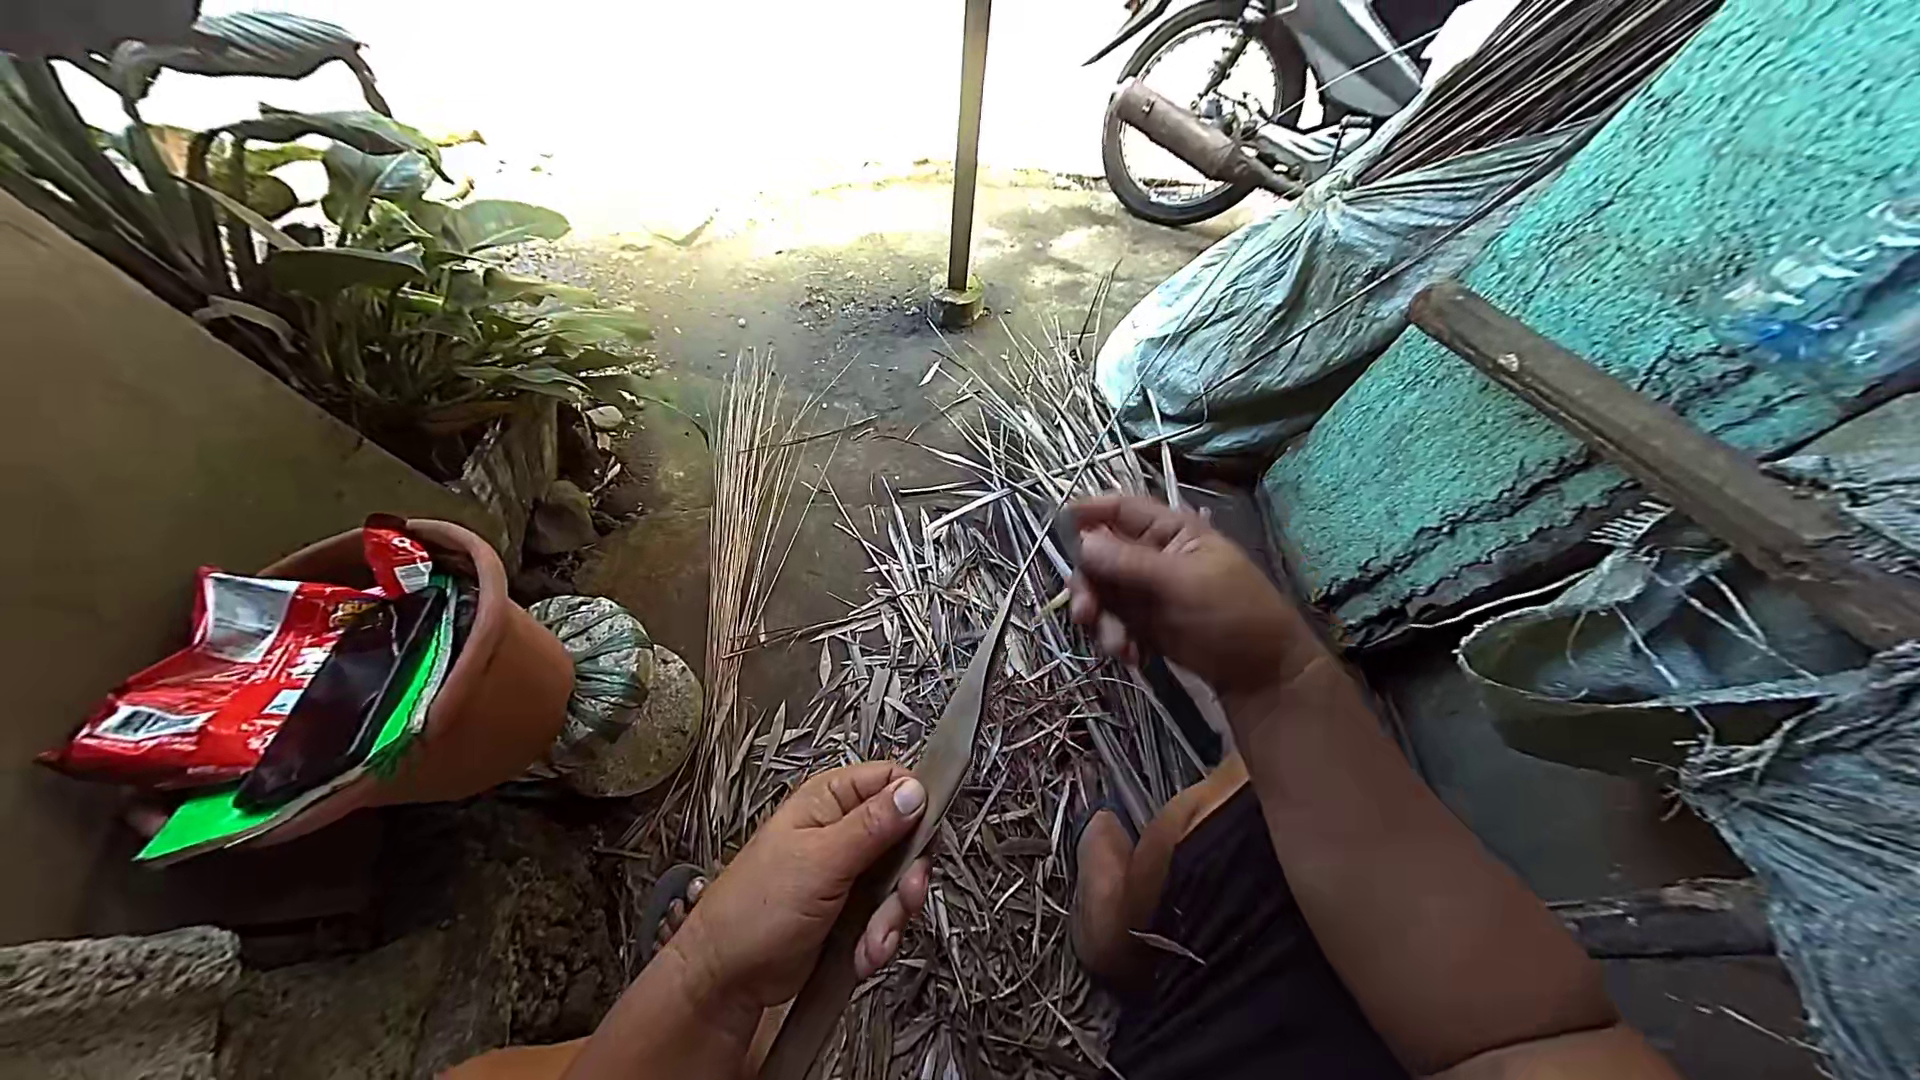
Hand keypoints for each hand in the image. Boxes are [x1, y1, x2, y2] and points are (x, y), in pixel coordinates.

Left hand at [666, 762, 932, 1010]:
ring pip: (900, 878)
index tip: (922, 835)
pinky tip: (862, 952)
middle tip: (902, 895)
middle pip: (905, 833)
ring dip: (893, 914)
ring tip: (873, 938)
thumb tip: (913, 790)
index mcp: (831, 799)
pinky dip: (881, 936)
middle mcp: (843, 827)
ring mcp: (850, 868)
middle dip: (907, 874)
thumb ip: (871, 825)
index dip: (915, 804)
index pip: (892, 780)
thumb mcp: (819, 861)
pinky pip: (887, 912)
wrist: (727, 981)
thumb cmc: (753, 911)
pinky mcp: (853, 905)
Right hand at [1067, 494, 1324, 697]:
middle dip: (1088, 586)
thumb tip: (1082, 542)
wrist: (1262, 675)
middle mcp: (1149, 555)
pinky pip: (1110, 621)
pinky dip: (1114, 638)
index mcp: (1168, 531)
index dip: (1087, 513)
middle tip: (1086, 614)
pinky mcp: (1140, 622)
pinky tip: (1133, 656)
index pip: (1120, 509)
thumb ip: (1130, 563)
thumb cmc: (1234, 614)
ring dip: (1100, 619)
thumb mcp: (1183, 583)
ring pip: (1099, 592)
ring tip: (1118, 646)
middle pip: (1097, 556)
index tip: (1057, 526)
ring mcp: (1143, 590)